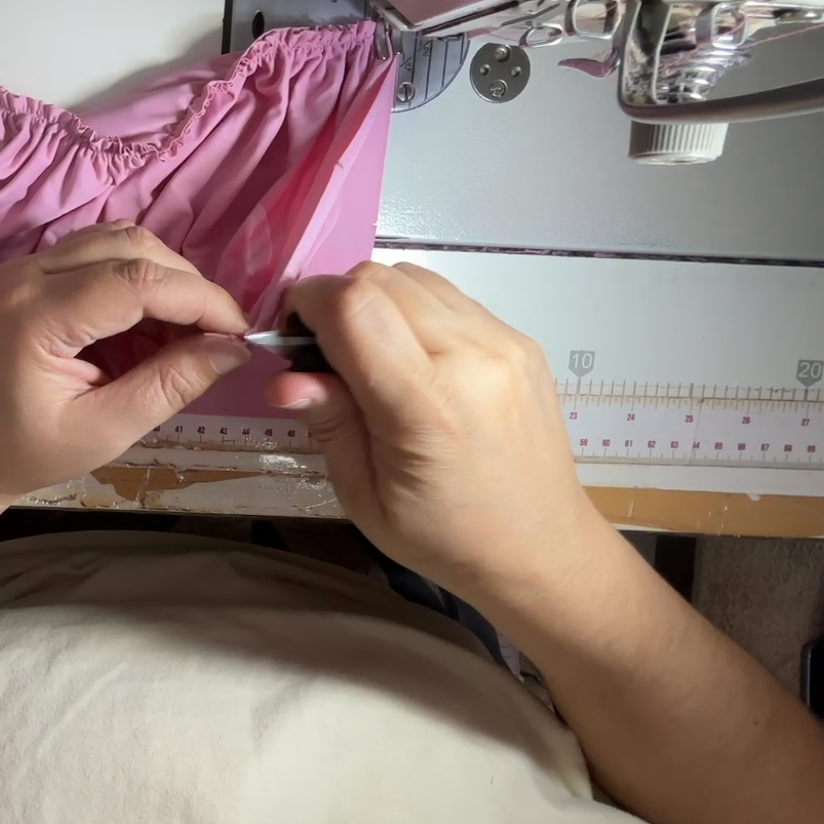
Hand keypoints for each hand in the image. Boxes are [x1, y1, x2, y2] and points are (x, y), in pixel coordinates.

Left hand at [0, 223, 252, 506]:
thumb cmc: (30, 450)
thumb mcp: (105, 431)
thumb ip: (169, 385)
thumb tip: (232, 348)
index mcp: (36, 317)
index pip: (134, 281)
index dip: (198, 299)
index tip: (239, 332)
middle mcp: (28, 274)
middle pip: (132, 246)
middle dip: (188, 286)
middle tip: (218, 336)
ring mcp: (30, 265)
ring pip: (122, 239)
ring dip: (168, 277)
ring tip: (189, 330)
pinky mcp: (39, 269)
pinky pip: (106, 251)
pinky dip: (144, 277)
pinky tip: (156, 321)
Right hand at [263, 261, 606, 594]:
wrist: (541, 546)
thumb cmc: (441, 535)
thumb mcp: (363, 495)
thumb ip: (328, 422)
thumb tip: (282, 378)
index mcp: (427, 405)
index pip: (355, 306)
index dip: (309, 305)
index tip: (293, 337)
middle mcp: (471, 356)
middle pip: (378, 279)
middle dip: (334, 302)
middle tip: (323, 353)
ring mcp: (503, 341)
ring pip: (410, 276)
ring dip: (371, 300)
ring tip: (365, 354)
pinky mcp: (518, 338)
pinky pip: (443, 294)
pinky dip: (407, 309)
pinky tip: (407, 356)